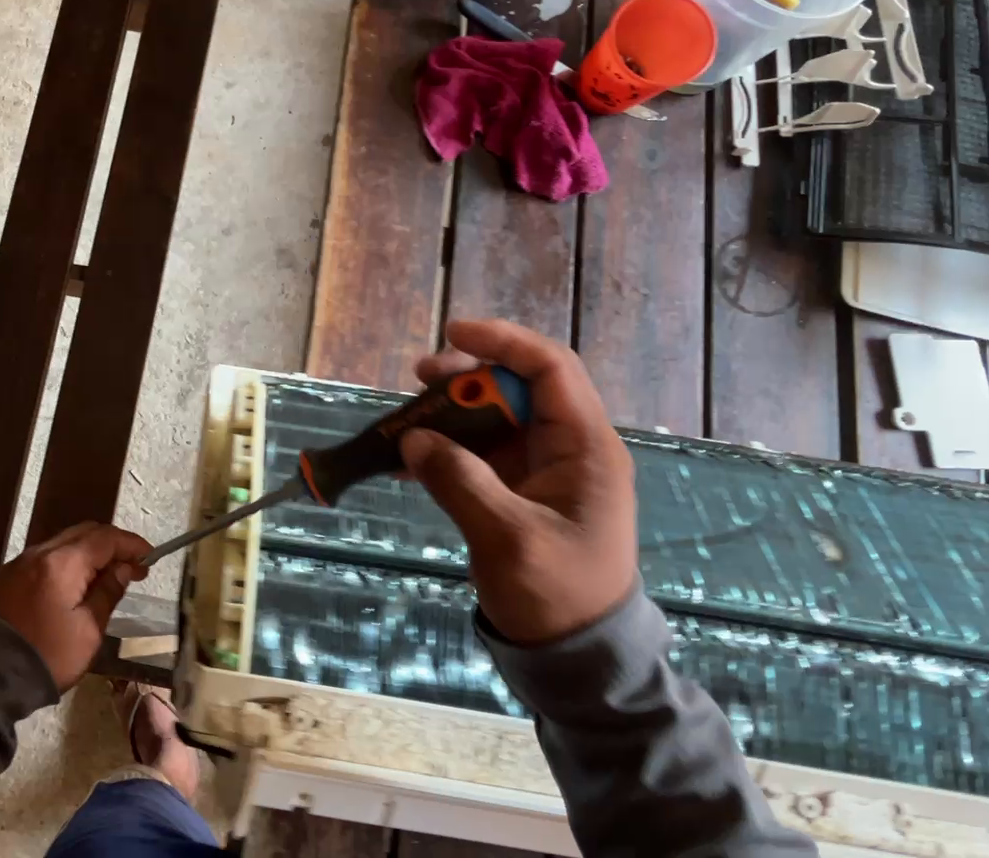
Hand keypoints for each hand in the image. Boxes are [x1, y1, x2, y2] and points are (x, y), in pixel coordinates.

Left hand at [0, 522, 152, 689]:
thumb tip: (123, 568)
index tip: (150, 558)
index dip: (131, 544)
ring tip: (108, 577)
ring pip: (64, 543)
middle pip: (83, 533)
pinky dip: (68, 562)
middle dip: (112, 545)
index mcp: (62, 563)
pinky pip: (46, 558)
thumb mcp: (88, 630)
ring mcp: (20, 563)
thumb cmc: (47, 656)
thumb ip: (107, 593)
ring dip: (89, 553)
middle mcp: (39, 553)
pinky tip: (77, 584)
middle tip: (132, 568)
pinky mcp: (8, 577)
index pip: (104, 538)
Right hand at [400, 319, 636, 644]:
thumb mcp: (508, 539)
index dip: (503, 342)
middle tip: (419, 380)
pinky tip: (404, 457)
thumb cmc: (557, 594)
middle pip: (515, 385)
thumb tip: (413, 439)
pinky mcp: (515, 488)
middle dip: (465, 376)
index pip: (550, 369)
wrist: (574, 653)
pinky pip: (476, 450)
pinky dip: (442, 448)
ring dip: (446, 412)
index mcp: (585, 447)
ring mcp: (539, 467)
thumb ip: (460, 482)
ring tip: (404, 423)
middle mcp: (565, 446)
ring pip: (490, 415)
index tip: (453, 334)